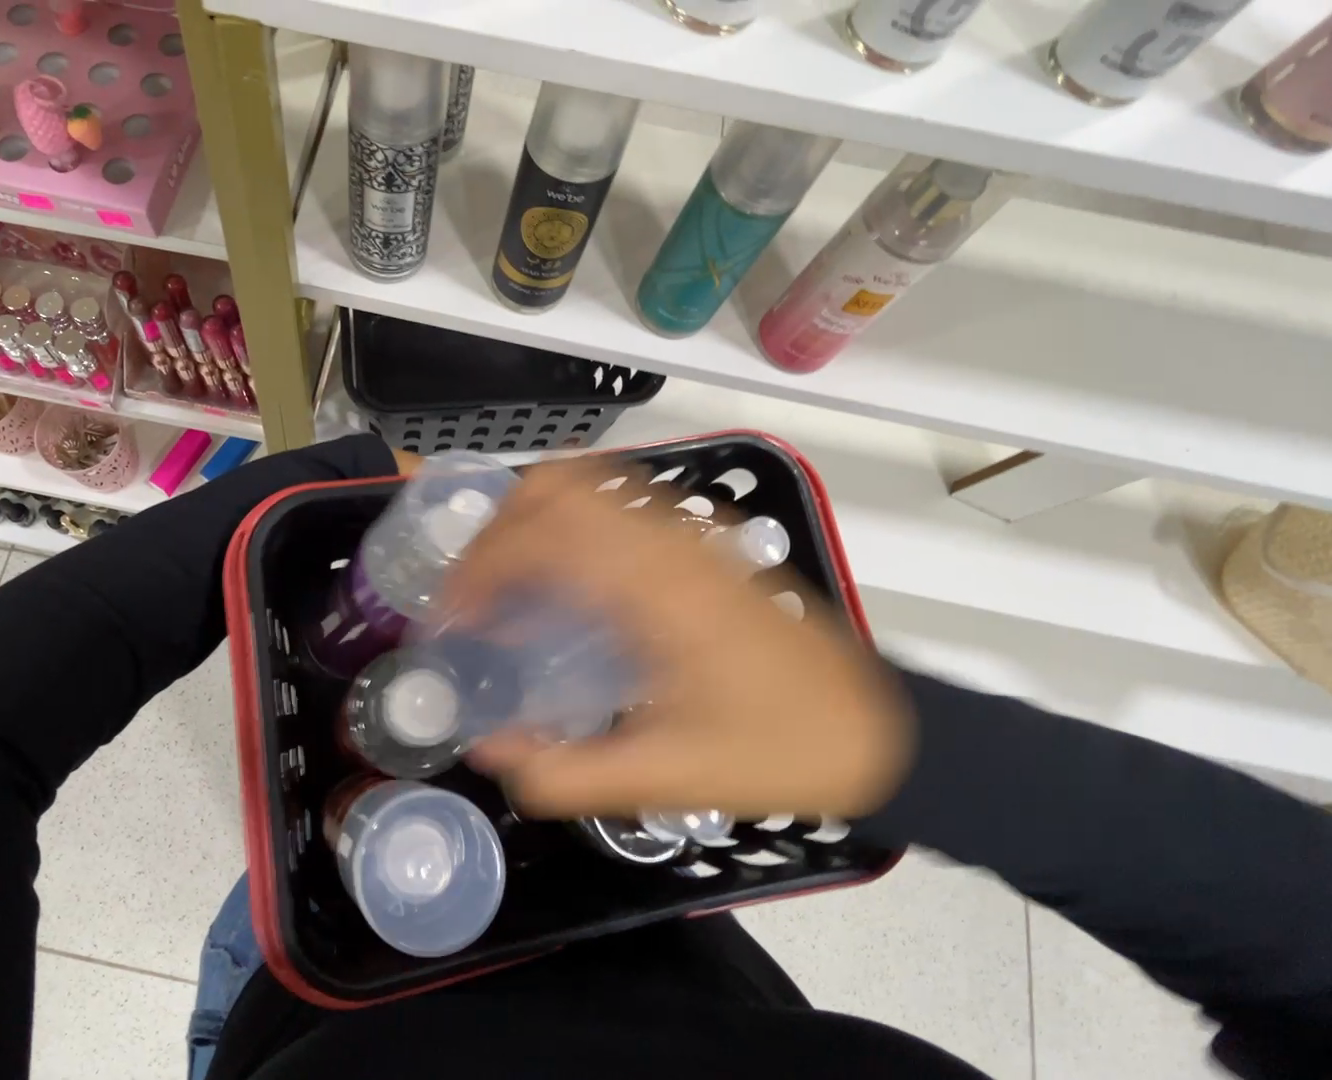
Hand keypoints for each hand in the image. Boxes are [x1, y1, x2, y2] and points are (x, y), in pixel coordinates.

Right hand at [443, 460, 914, 821]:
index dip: (480, 566)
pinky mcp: (698, 541)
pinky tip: (559, 585)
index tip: (452, 614)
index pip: (545, 533)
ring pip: (584, 483)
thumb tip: (490, 749)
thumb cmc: (778, 749)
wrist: (880, 730)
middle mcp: (669, 539)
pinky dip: (565, 525)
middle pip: (556, 485)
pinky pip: (613, 504)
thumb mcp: (668, 777)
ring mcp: (688, 531)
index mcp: (658, 586)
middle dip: (495, 529)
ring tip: (503, 584)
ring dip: (528, 520)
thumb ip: (569, 771)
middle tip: (471, 591)